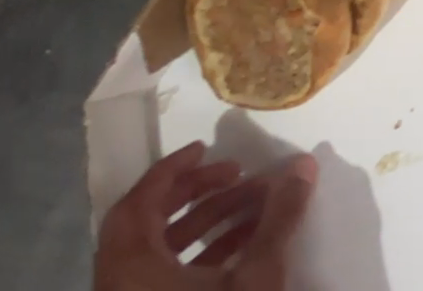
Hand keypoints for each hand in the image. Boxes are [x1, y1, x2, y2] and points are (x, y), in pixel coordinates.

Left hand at [94, 141, 315, 290]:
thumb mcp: (258, 273)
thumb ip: (279, 217)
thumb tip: (302, 164)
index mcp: (130, 271)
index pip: (134, 206)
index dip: (169, 172)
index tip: (207, 147)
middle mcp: (120, 287)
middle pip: (145, 224)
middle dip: (195, 191)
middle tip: (239, 172)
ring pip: (161, 249)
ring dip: (209, 218)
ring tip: (258, 202)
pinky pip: (168, 273)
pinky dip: (205, 248)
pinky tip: (248, 241)